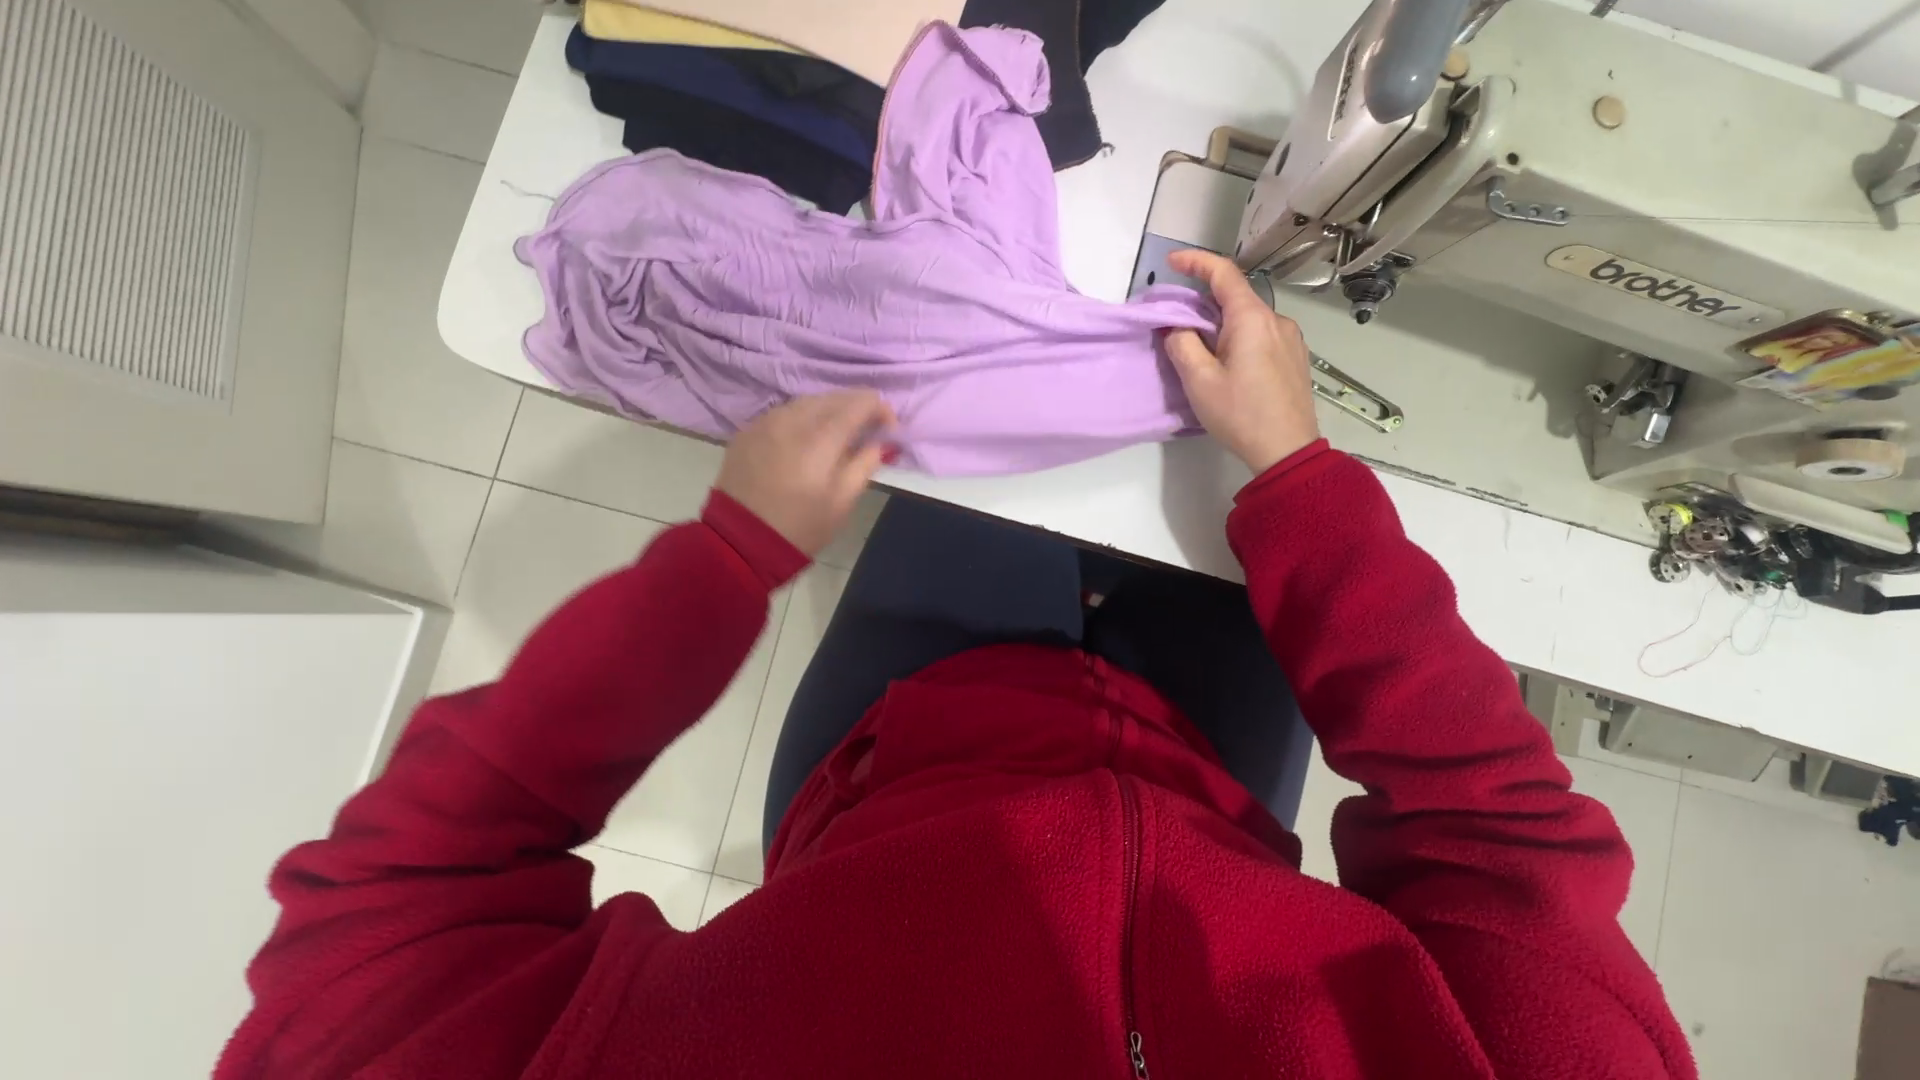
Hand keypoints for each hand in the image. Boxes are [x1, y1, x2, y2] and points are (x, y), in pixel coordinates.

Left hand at [718, 391, 896, 556]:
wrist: (738, 542)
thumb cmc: (800, 527)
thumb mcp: (842, 502)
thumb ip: (865, 464)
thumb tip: (880, 443)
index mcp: (821, 437)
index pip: (860, 402)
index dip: (881, 410)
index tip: (887, 433)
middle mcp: (792, 418)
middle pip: (833, 397)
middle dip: (856, 409)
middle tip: (866, 434)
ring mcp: (765, 421)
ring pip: (807, 402)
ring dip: (828, 412)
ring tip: (836, 437)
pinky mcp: (747, 431)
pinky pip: (783, 414)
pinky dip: (802, 420)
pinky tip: (804, 442)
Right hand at [1163, 249, 1320, 474]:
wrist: (1287, 450)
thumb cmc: (1241, 414)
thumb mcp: (1199, 381)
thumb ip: (1182, 345)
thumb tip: (1178, 327)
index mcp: (1252, 319)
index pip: (1223, 273)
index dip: (1196, 262)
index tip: (1172, 263)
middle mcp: (1276, 320)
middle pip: (1236, 297)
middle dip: (1204, 303)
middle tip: (1177, 324)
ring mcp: (1291, 339)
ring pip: (1249, 318)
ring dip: (1222, 325)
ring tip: (1202, 352)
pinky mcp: (1295, 358)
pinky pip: (1262, 335)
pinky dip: (1240, 338)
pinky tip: (1230, 365)